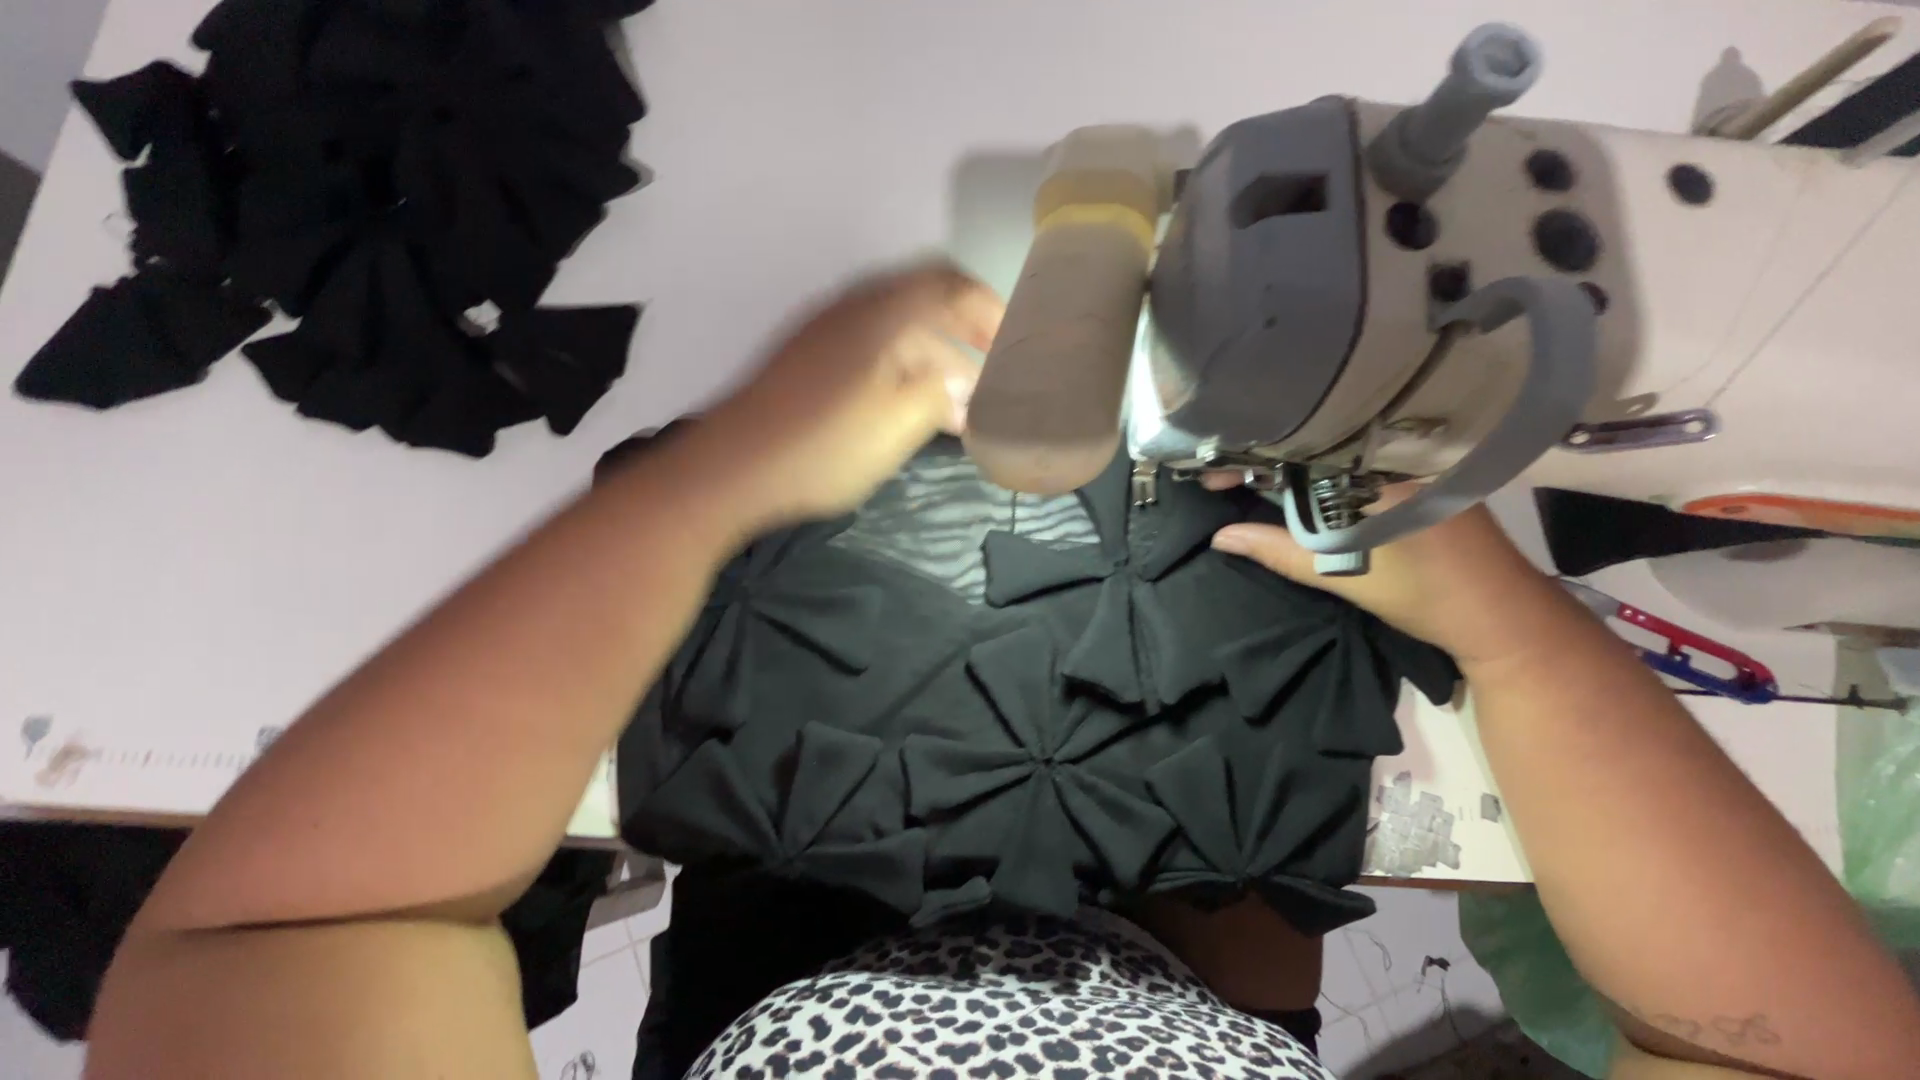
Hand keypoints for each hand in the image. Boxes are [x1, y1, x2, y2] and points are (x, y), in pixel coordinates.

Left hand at [689, 260, 1004, 532]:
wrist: (730, 469)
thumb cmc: (822, 445)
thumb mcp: (897, 423)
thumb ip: (940, 393)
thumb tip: (963, 383)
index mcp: (878, 313)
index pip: (947, 282)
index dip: (987, 306)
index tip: (1012, 340)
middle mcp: (850, 311)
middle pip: (921, 305)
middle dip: (963, 337)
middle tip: (993, 373)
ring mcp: (823, 336)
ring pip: (895, 334)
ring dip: (933, 362)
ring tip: (959, 408)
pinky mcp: (805, 365)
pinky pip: (870, 353)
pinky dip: (902, 374)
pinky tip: (909, 416)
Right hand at [1207, 484, 1571, 668]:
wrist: (1500, 612)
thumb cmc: (1421, 592)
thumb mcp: (1340, 572)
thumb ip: (1277, 550)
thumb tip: (1220, 538)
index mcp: (1374, 466)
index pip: (1295, 451)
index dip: (1246, 460)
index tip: (1210, 475)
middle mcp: (1392, 450)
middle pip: (1311, 442)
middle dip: (1263, 456)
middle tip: (1222, 475)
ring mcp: (1410, 459)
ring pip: (1334, 450)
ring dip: (1291, 462)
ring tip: (1250, 475)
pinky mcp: (1420, 472)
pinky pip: (1356, 460)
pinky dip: (1322, 470)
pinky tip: (1298, 482)